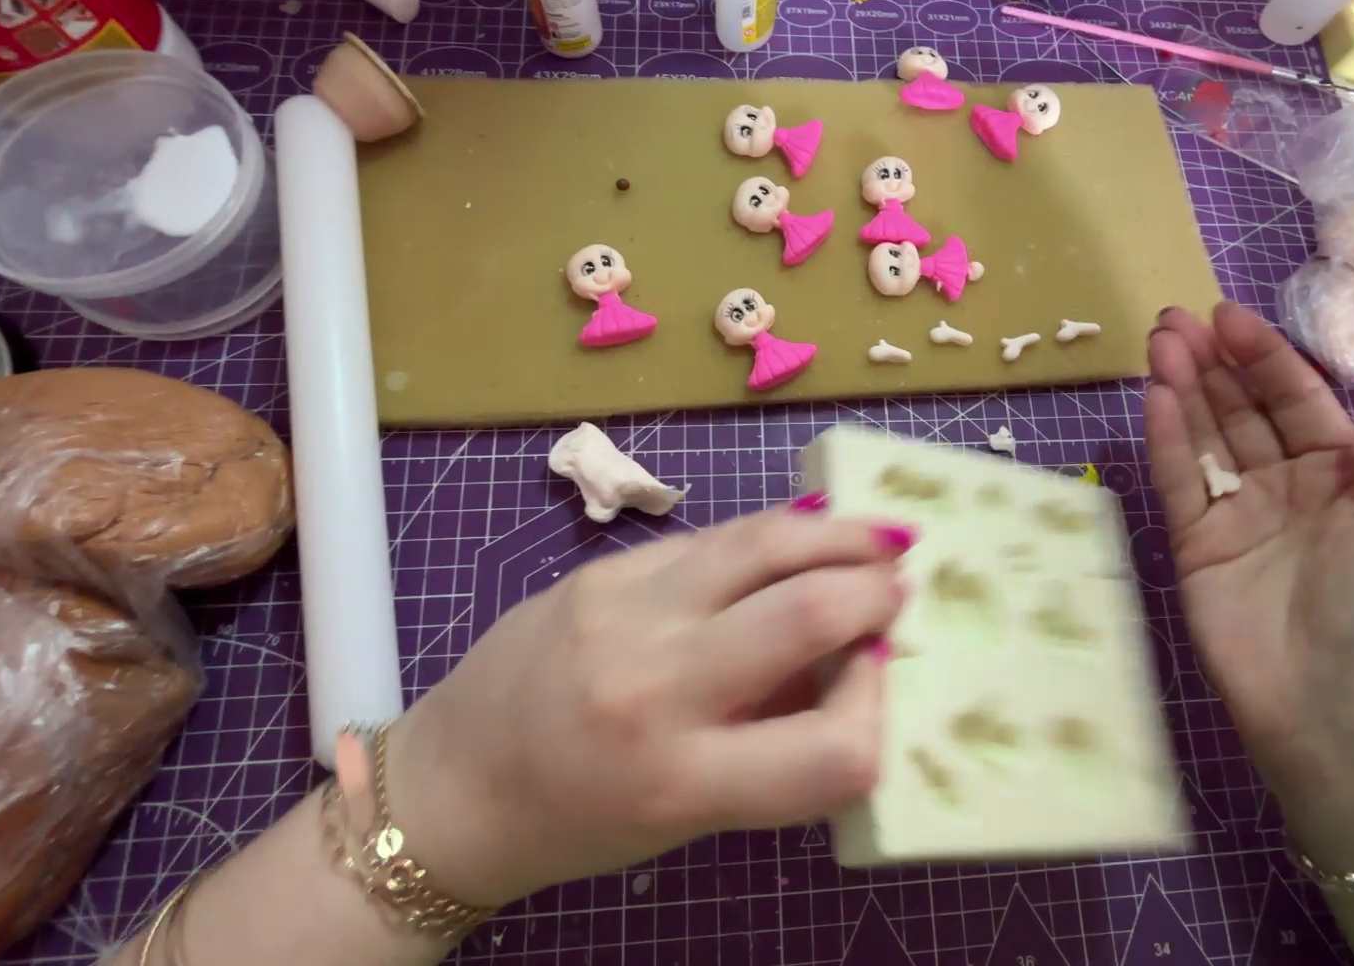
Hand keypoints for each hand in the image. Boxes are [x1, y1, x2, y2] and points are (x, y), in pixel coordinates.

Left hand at [385, 502, 911, 907]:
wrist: (454, 782)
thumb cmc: (581, 819)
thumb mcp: (690, 809)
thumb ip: (778, 737)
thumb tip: (859, 657)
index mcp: (684, 782)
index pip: (838, 748)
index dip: (878, 709)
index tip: (875, 677)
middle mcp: (657, 687)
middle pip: (810, 614)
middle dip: (875, 592)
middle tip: (899, 582)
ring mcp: (624, 611)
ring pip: (763, 542)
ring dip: (836, 534)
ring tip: (874, 535)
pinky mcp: (603, 569)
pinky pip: (712, 537)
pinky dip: (770, 535)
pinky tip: (795, 535)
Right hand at [1144, 303, 1353, 782]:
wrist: (1340, 715)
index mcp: (1350, 477)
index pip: (1300, 400)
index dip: (1265, 356)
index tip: (1228, 315)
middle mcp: (1289, 487)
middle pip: (1244, 409)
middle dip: (1213, 361)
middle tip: (1176, 318)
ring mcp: (1238, 514)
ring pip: (1206, 436)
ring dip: (1183, 387)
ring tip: (1158, 341)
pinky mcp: (1196, 543)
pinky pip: (1179, 479)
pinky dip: (1166, 437)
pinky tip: (1154, 396)